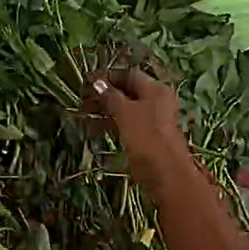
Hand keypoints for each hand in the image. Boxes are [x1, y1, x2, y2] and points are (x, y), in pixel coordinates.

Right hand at [89, 69, 197, 190]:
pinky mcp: (149, 138)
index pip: (129, 75)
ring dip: (107, 111)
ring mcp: (154, 121)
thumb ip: (111, 96)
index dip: (108, 77)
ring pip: (127, 110)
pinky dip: (113, 124)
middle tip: (83, 100)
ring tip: (85, 115)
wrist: (165, 174)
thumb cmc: (146, 138)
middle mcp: (158, 101)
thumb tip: (97, 83)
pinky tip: (97, 129)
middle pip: (128, 92)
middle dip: (105, 95)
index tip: (87, 83)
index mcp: (156, 89)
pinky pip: (128, 124)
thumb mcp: (125, 113)